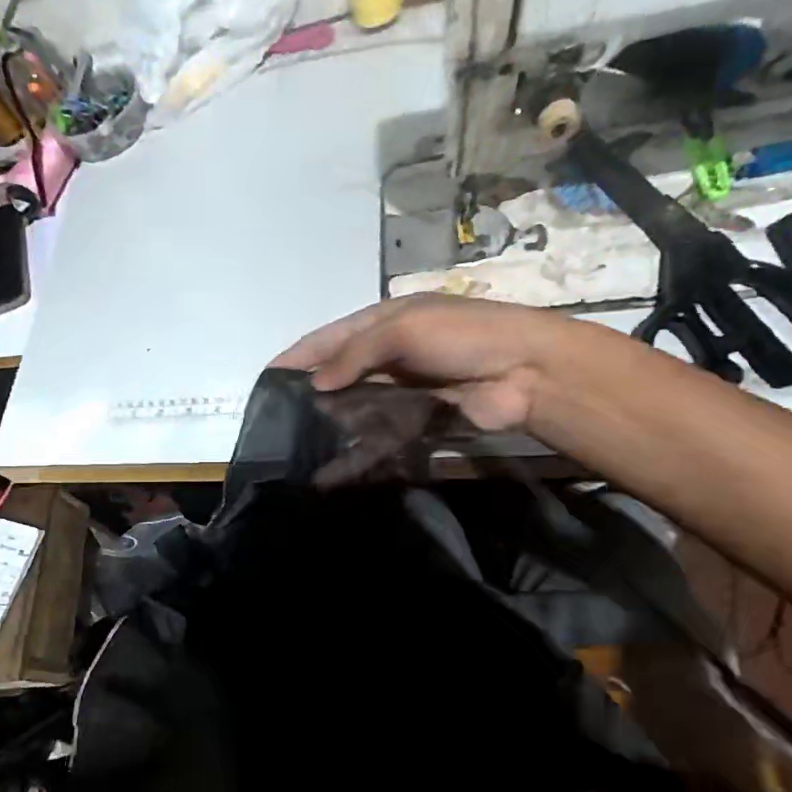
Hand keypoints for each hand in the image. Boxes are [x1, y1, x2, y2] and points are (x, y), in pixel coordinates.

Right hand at [272, 295, 584, 431]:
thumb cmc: (463, 335)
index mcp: (387, 320)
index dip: (299, 354)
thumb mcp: (405, 328)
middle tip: (277, 421)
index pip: (332, 337)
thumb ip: (357, 354)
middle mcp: (392, 354)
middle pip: (342, 374)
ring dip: (332, 426)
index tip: (266, 377)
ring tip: (298, 450)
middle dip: (312, 394)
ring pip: (359, 408)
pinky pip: (383, 436)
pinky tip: (335, 471)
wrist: (525, 371)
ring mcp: (407, 390)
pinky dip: (360, 452)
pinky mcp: (421, 422)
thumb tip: (315, 384)